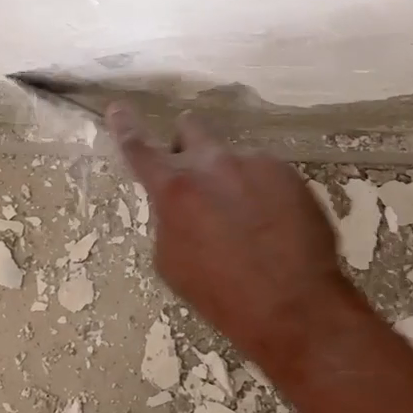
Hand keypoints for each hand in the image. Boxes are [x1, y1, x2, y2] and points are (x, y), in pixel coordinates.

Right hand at [106, 103, 368, 368]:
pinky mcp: (289, 172)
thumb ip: (169, 218)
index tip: (118, 108)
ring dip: (231, 178)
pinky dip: (263, 192)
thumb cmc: (221, 294)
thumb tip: (178, 205)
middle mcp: (212, 163)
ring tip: (249, 221)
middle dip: (187, 145)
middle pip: (191, 128)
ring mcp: (254, 163)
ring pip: (232, 157)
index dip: (125, 126)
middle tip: (196, 174)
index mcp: (175, 188)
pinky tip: (275, 225)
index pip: (139, 147)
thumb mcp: (172, 262)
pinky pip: (266, 173)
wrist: (294, 305)